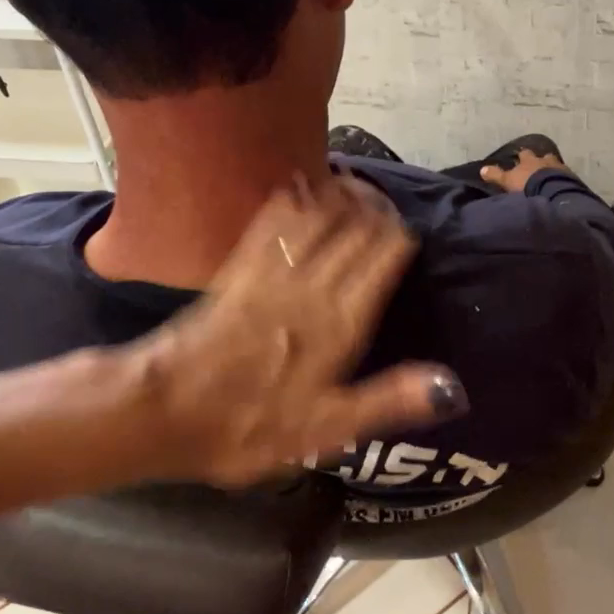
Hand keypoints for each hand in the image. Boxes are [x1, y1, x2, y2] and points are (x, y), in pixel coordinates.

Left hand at [52, 177, 463, 489]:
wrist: (162, 412)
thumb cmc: (251, 428)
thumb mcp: (326, 430)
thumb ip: (388, 400)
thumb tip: (451, 385)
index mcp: (339, 324)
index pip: (384, 261)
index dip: (400, 239)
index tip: (411, 230)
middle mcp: (312, 288)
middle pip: (354, 232)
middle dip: (375, 212)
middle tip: (389, 203)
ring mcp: (272, 274)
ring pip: (317, 220)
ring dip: (339, 198)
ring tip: (356, 185)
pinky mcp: (236, 270)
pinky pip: (271, 225)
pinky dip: (289, 201)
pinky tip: (299, 183)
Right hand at [479, 147, 568, 192]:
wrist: (552, 194)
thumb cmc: (527, 186)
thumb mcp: (507, 181)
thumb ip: (496, 175)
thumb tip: (482, 169)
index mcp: (530, 159)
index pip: (525, 153)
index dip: (522, 156)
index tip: (521, 158)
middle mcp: (546, 160)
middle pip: (544, 156)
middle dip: (541, 161)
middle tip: (538, 168)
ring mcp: (561, 169)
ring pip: (556, 165)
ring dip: (553, 170)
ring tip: (551, 178)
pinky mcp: (571, 179)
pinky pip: (566, 177)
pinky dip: (562, 181)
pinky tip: (561, 187)